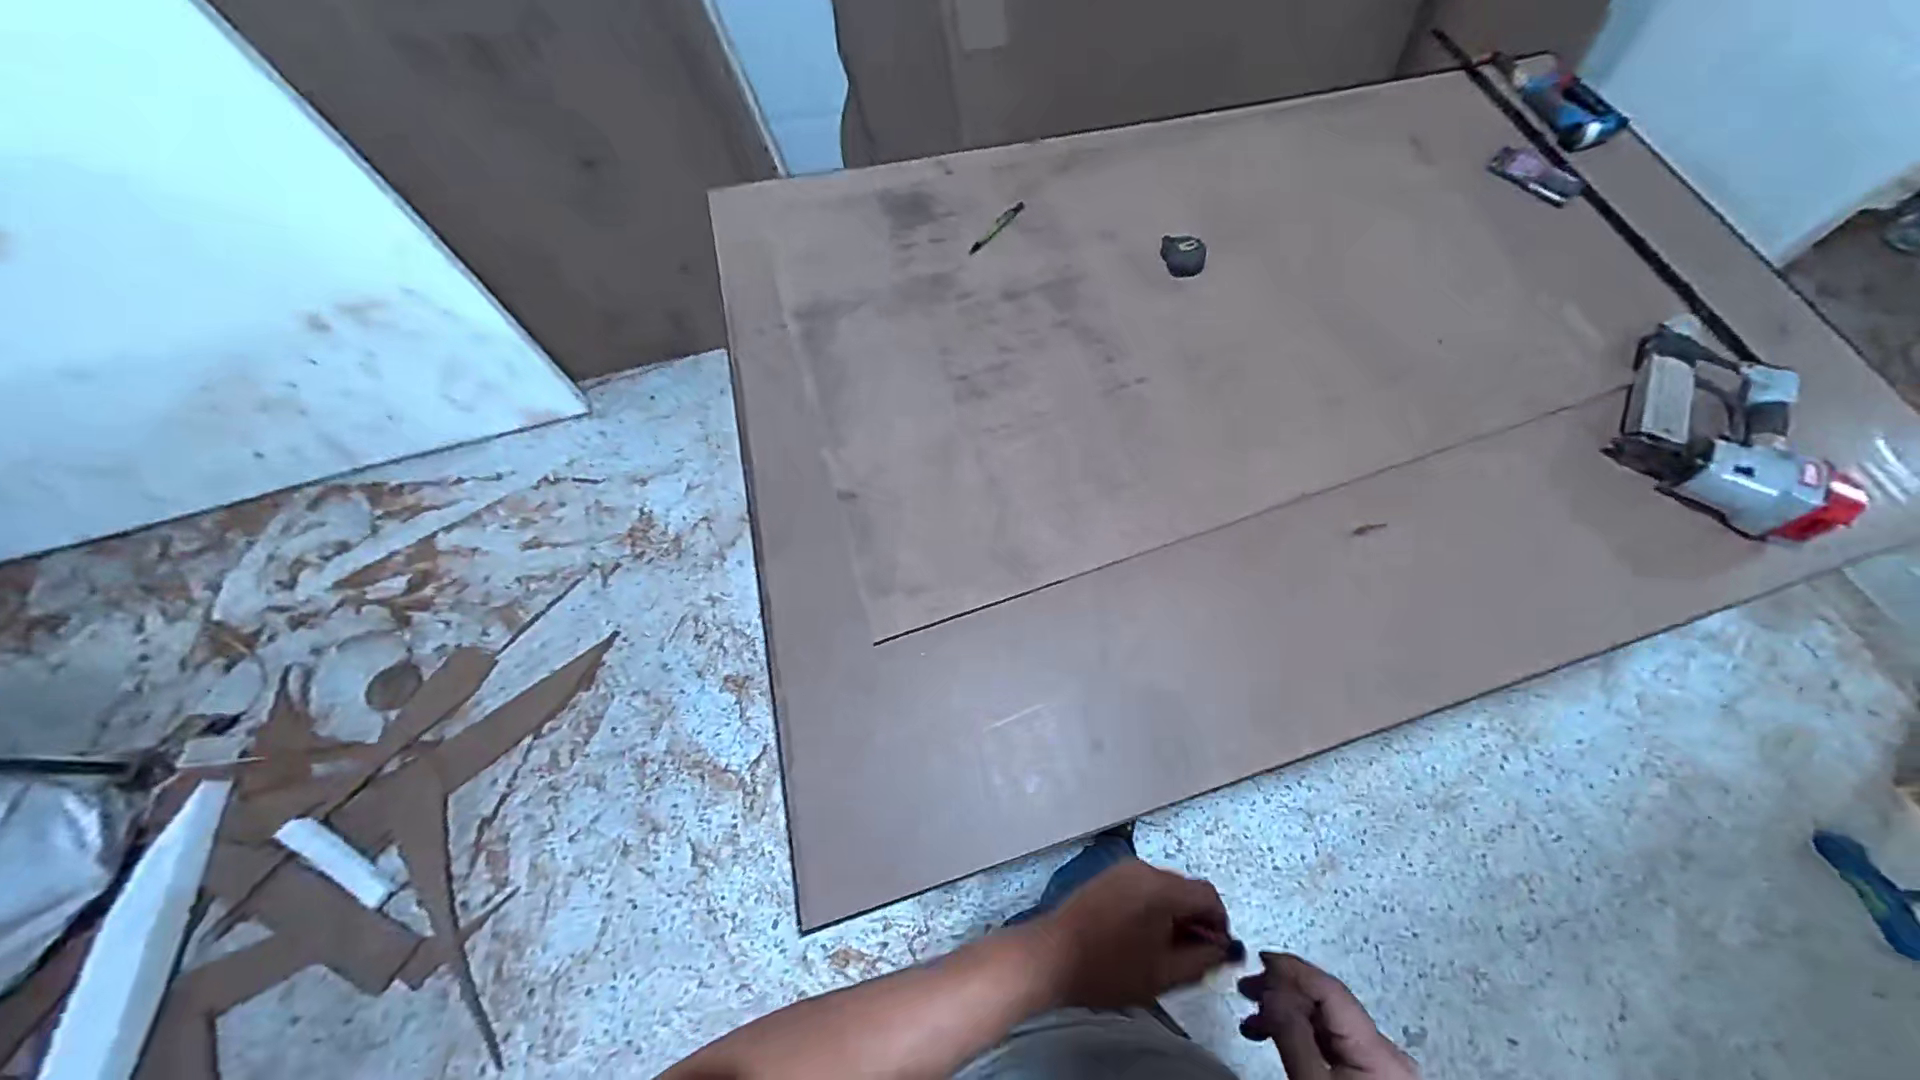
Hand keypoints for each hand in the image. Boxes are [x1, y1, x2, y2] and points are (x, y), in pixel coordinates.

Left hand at [1030, 857, 1239, 1009]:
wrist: (1053, 955)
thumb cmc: (1109, 968)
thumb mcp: (1164, 973)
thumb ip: (1201, 957)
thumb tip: (1221, 947)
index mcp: (1160, 887)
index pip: (1207, 894)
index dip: (1219, 923)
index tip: (1217, 950)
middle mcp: (1141, 869)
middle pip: (1185, 888)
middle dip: (1195, 919)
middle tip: (1194, 954)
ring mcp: (1121, 870)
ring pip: (1163, 888)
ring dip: (1173, 914)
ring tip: (1166, 949)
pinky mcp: (1106, 877)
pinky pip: (1142, 887)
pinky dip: (1152, 907)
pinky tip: (1142, 936)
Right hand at [1238, 953, 1418, 1079]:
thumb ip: (1291, 1032)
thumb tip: (1270, 987)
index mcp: (1378, 1050)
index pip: (1330, 989)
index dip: (1292, 969)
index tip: (1256, 959)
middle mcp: (1387, 1052)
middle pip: (1328, 1003)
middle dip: (1283, 991)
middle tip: (1244, 990)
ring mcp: (1382, 1067)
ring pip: (1327, 1021)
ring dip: (1287, 1013)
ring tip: (1251, 1020)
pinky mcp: (1372, 1079)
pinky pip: (1332, 1041)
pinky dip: (1301, 1033)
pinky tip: (1276, 1038)